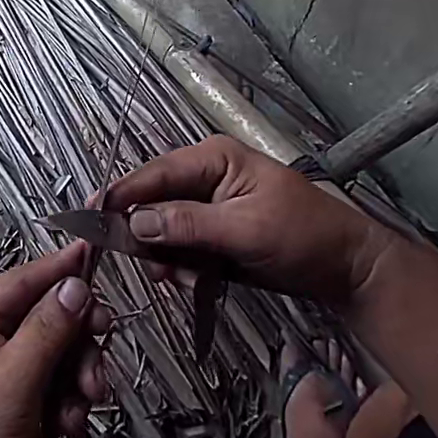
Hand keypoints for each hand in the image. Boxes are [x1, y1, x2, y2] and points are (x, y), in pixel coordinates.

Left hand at [0, 242, 111, 437]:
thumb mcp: (10, 382)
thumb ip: (46, 331)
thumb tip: (76, 284)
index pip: (27, 277)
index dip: (65, 267)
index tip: (99, 252)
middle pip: (56, 311)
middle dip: (81, 340)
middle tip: (98, 362)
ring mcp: (14, 358)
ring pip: (68, 344)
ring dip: (82, 375)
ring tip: (82, 406)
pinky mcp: (30, 386)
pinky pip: (66, 374)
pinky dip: (75, 396)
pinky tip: (70, 423)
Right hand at [99, 135, 397, 306]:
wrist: (346, 268)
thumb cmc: (303, 236)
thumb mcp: (245, 228)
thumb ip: (188, 224)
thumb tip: (134, 223)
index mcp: (213, 158)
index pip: (155, 173)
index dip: (122, 195)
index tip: (91, 218)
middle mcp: (205, 177)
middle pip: (154, 202)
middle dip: (149, 236)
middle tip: (153, 267)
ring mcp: (208, 206)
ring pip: (164, 229)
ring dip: (167, 256)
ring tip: (185, 277)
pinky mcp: (213, 232)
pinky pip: (181, 246)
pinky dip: (182, 265)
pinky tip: (196, 279)